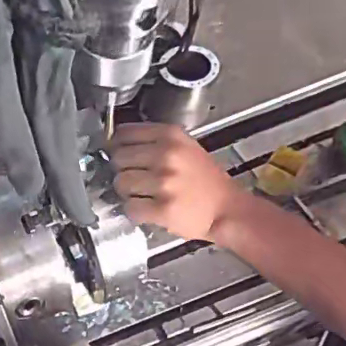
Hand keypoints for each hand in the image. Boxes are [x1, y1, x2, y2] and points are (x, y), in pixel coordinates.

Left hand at [113, 124, 251, 242]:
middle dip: (123, 170)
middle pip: (118, 158)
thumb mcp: (186, 147)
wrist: (228, 210)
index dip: (117, 146)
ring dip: (128, 192)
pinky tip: (149, 209)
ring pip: (120, 183)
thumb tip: (116, 144)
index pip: (123, 133)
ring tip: (145, 195)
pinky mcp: (162, 208)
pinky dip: (135, 211)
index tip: (121, 154)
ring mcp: (164, 182)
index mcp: (171, 135)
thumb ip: (154, 141)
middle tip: (137, 179)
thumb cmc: (206, 181)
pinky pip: (129, 207)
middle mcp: (166, 155)